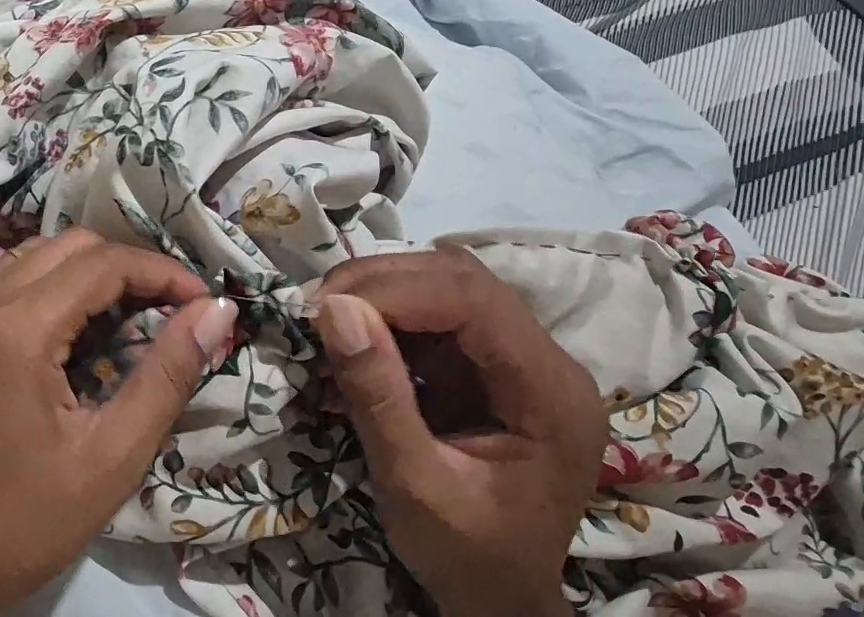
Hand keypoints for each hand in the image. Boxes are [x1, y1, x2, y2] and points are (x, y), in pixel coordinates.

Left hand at [0, 229, 239, 616]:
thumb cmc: (22, 519)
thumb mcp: (110, 457)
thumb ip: (166, 376)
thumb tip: (215, 312)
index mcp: (15, 327)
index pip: (101, 263)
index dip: (161, 272)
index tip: (201, 301)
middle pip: (65, 246)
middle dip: (124, 267)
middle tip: (165, 312)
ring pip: (28, 257)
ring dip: (80, 275)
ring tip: (120, 324)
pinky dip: (40, 291)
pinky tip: (63, 339)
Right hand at [312, 248, 604, 616]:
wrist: (498, 598)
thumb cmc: (468, 554)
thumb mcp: (413, 484)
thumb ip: (378, 396)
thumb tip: (333, 308)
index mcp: (550, 393)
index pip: (474, 299)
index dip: (394, 289)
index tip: (322, 308)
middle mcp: (546, 362)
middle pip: (460, 278)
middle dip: (379, 282)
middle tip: (313, 308)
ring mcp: (516, 359)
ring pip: (444, 283)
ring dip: (376, 291)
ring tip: (323, 319)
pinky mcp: (484, 364)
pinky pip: (431, 312)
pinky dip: (381, 314)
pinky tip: (347, 337)